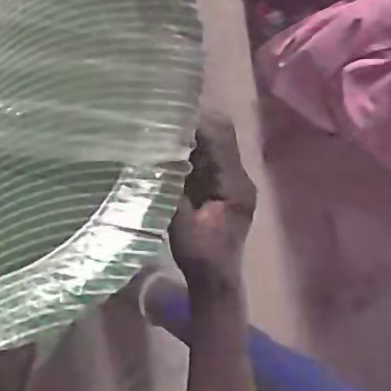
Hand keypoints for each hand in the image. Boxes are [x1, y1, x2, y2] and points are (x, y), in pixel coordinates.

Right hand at [170, 123, 255, 309]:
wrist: (216, 280)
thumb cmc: (200, 254)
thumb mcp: (180, 223)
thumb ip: (169, 188)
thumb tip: (152, 157)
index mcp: (234, 184)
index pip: (219, 138)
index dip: (195, 121)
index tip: (166, 110)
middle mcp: (239, 176)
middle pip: (220, 134)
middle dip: (192, 120)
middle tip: (160, 112)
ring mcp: (232, 180)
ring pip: (214, 142)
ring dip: (189, 132)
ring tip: (160, 124)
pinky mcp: (221, 185)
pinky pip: (207, 155)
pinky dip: (188, 147)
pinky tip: (167, 146)